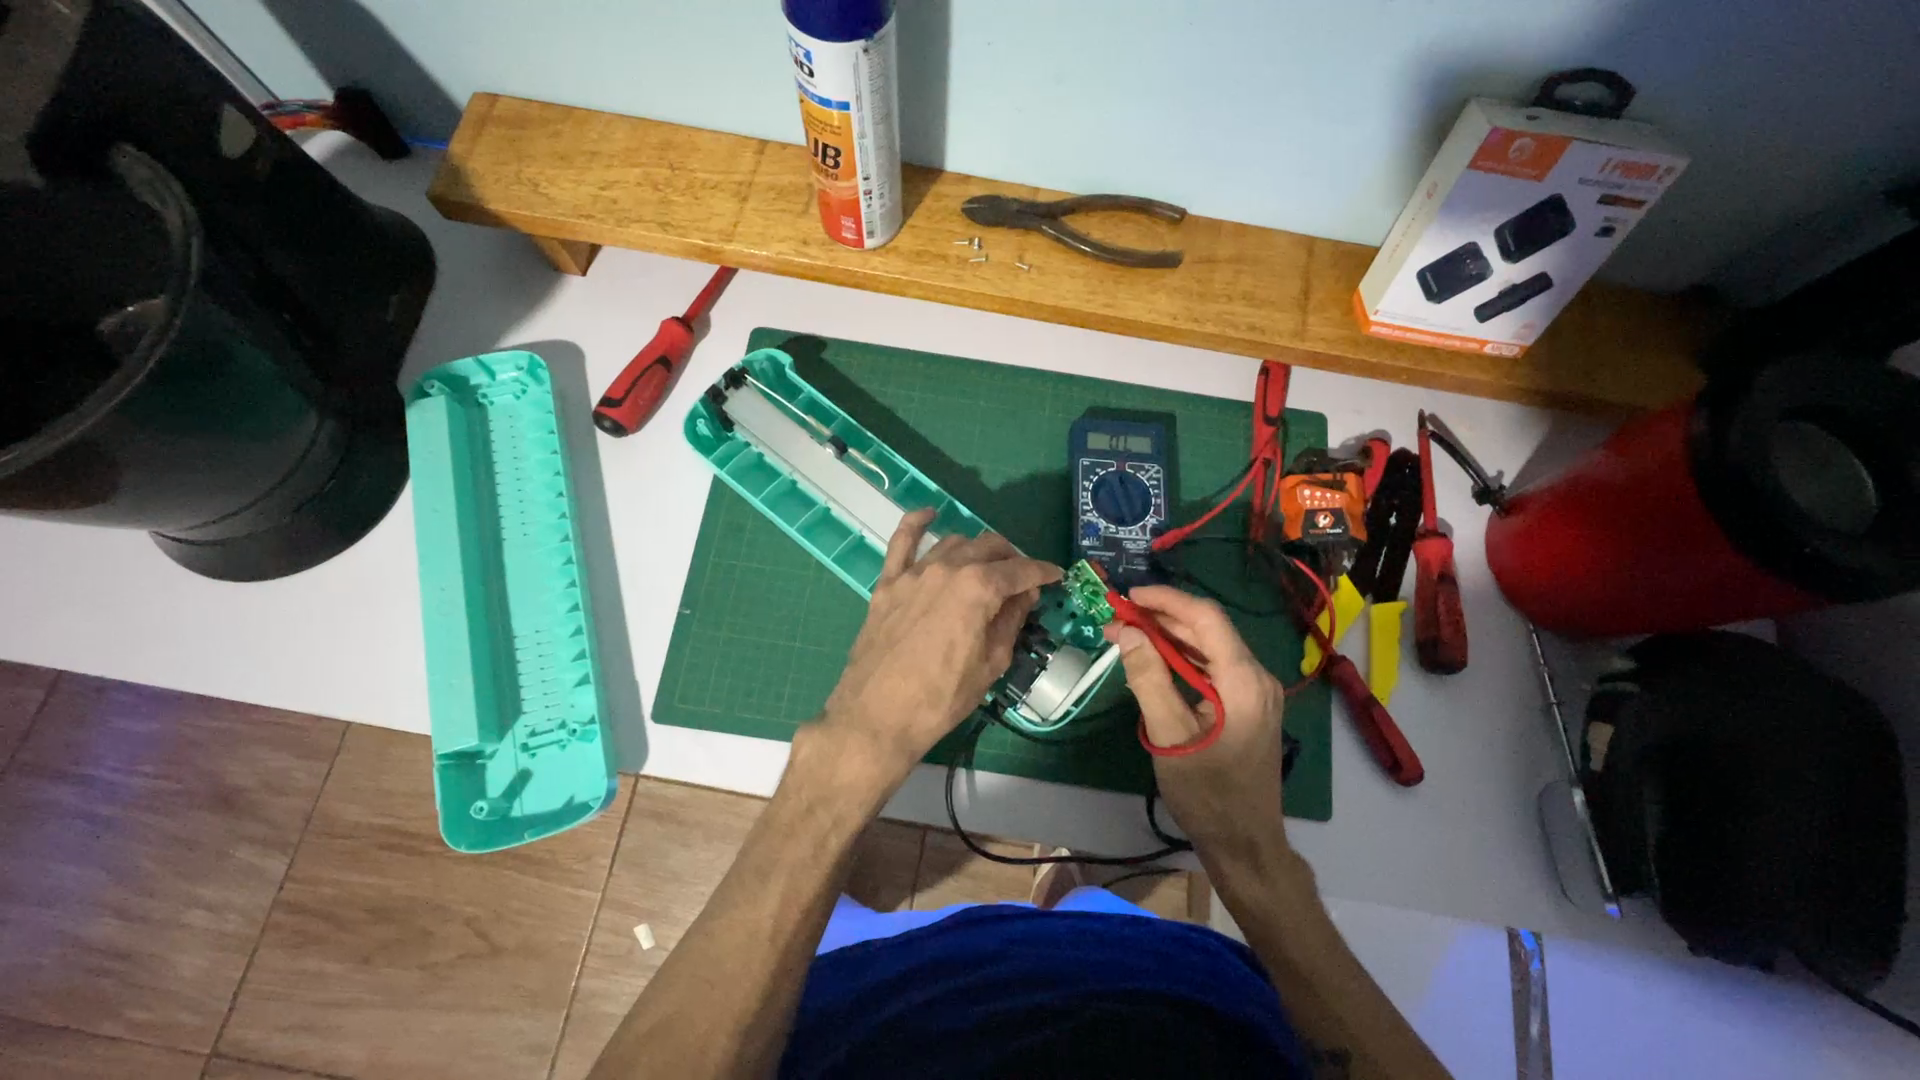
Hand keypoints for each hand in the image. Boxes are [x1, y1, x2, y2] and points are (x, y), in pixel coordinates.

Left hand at [811, 509, 1061, 795]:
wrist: (878, 715)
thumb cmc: (942, 698)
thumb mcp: (991, 663)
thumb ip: (1010, 621)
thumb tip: (1023, 596)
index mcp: (979, 588)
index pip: (1021, 570)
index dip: (1043, 572)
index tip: (1055, 576)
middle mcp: (948, 569)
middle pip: (989, 547)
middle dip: (1012, 558)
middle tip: (1022, 579)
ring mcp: (913, 573)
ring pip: (953, 543)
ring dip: (976, 549)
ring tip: (986, 566)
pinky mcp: (887, 584)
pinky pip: (902, 542)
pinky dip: (917, 523)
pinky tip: (929, 514)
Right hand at [1105, 586, 1290, 866]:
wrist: (1245, 843)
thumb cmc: (1207, 794)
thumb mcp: (1169, 735)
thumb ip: (1148, 679)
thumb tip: (1127, 632)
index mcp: (1244, 680)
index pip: (1206, 618)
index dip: (1166, 600)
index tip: (1127, 597)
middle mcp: (1257, 677)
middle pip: (1208, 630)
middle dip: (1161, 618)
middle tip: (1117, 619)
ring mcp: (1256, 692)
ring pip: (1210, 648)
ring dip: (1170, 638)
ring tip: (1127, 635)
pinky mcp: (1248, 706)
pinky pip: (1214, 669)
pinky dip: (1183, 659)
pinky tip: (1154, 661)